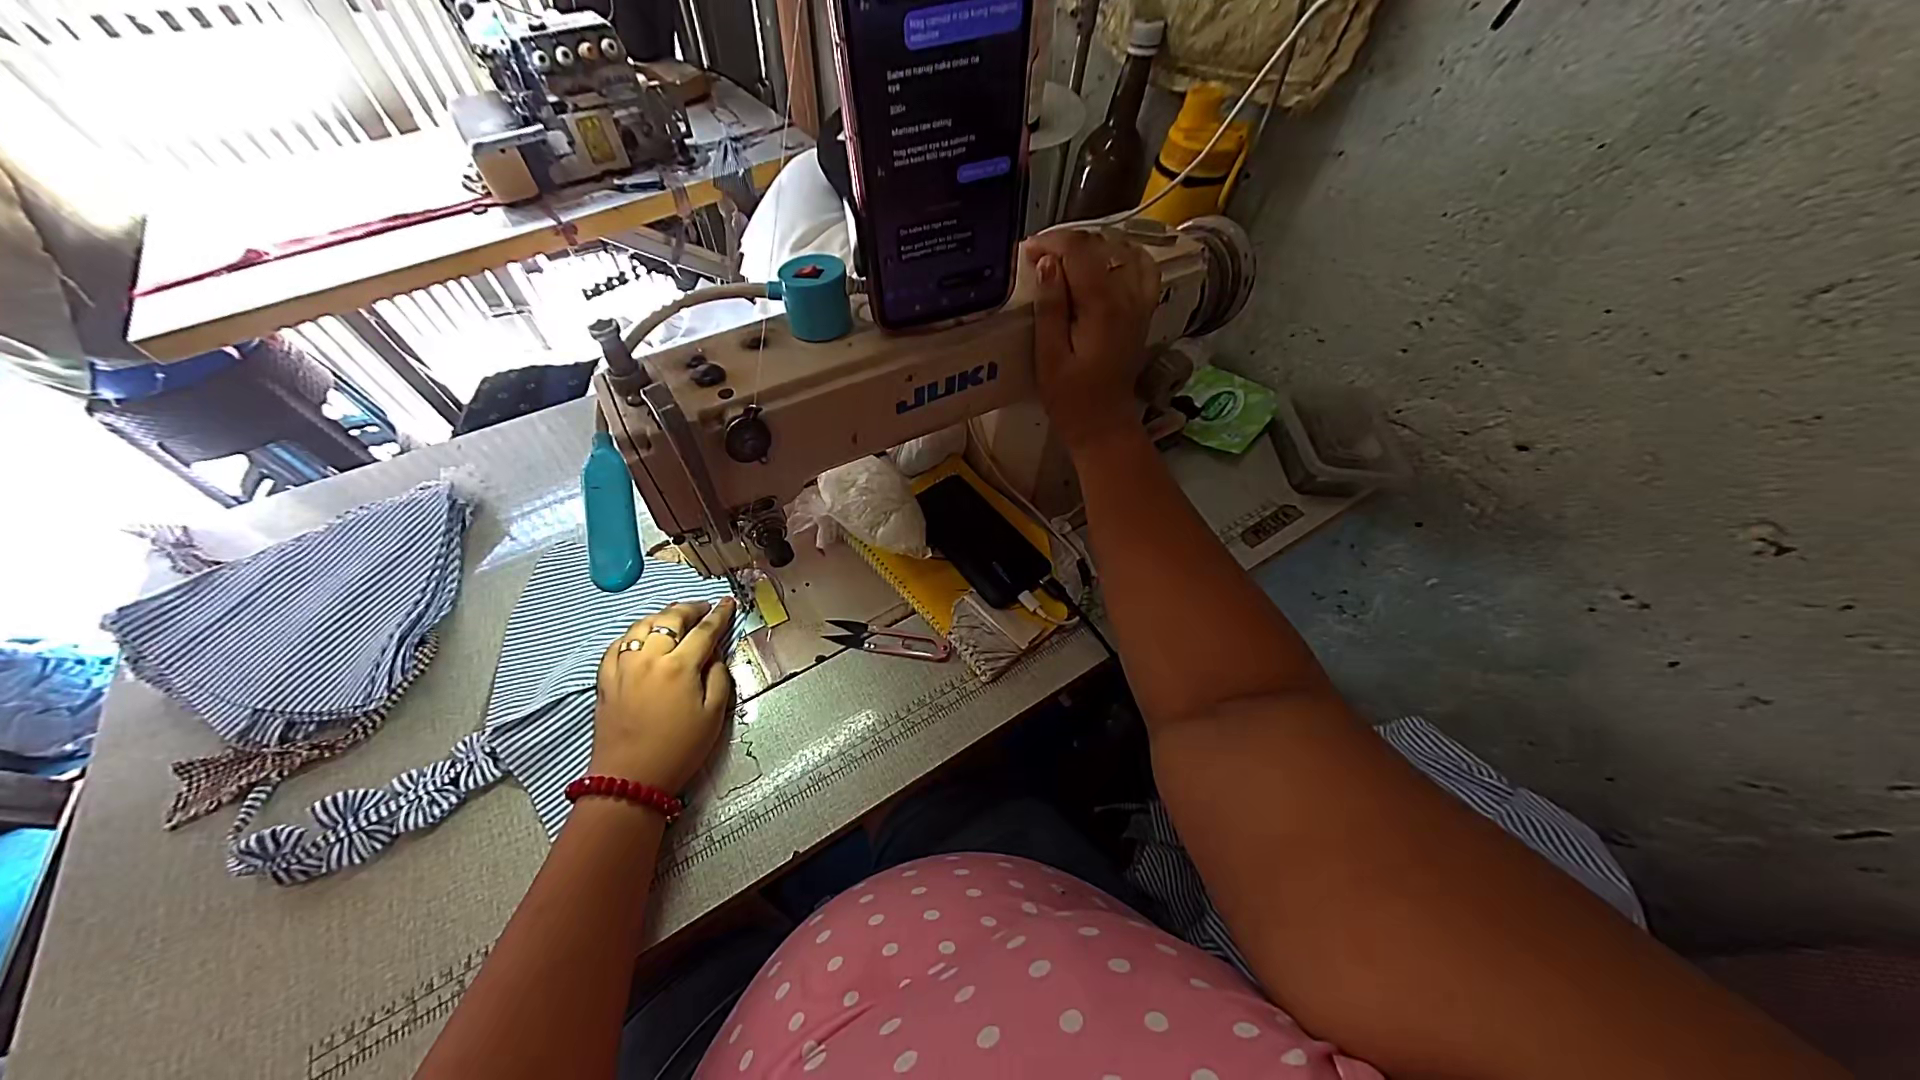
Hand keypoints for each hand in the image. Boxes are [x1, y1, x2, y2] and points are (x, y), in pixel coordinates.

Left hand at [591, 598, 736, 792]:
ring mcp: (623, 667)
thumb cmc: (680, 749)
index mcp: (679, 667)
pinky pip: (617, 646)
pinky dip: (633, 635)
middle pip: (670, 620)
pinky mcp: (606, 680)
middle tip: (704, 607)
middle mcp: (649, 659)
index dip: (719, 615)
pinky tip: (641, 638)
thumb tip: (713, 656)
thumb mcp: (714, 715)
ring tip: (674, 618)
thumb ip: (718, 677)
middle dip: (690, 609)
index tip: (728, 603)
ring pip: (641, 627)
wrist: (631, 779)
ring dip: (661, 617)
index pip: (704, 630)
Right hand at [1022, 229, 1159, 450]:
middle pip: (1101, 245)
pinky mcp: (1143, 312)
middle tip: (1038, 258)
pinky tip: (1102, 265)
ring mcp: (1141, 304)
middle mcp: (1129, 297)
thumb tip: (1047, 263)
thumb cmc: (1071, 399)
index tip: (1027, 251)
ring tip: (1066, 260)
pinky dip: (1122, 257)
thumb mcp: (1049, 357)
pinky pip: (1142, 269)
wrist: (1104, 426)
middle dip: (1067, 243)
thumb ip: (1050, 307)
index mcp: (1103, 306)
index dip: (1051, 242)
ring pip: (1124, 250)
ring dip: (1093, 247)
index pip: (1079, 251)